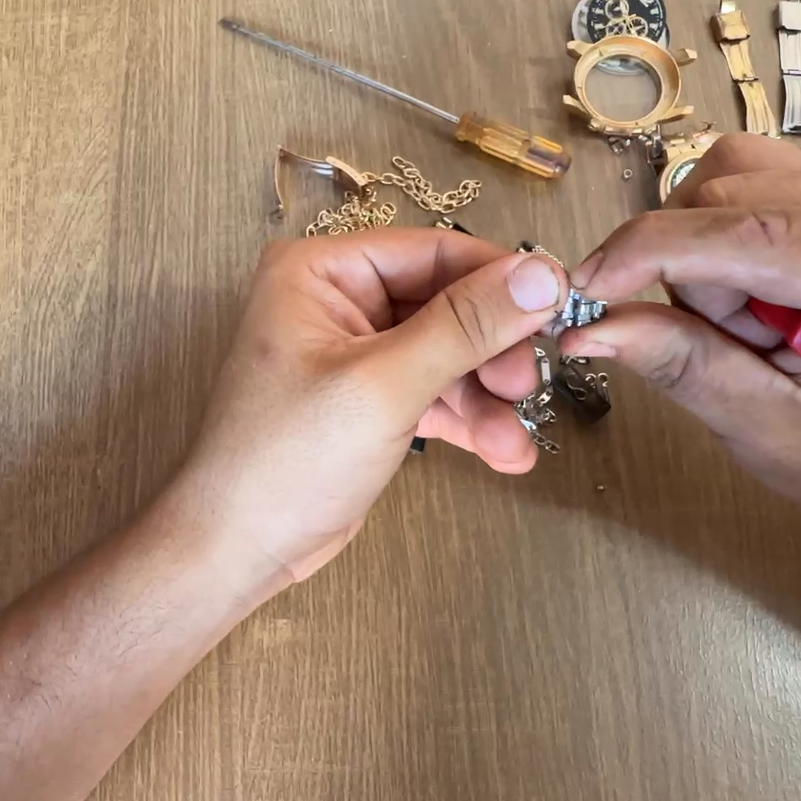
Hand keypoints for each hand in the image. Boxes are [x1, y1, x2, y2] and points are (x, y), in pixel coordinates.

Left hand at [170, 229, 567, 584]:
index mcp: (321, 272)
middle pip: (443, 304)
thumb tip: (544, 272)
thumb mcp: (385, 384)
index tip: (560, 306)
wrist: (240, 548)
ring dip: (484, 397)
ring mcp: (354, 354)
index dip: (499, 278)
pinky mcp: (368, 401)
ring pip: (444, 355)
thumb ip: (466, 326)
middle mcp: (337, 302)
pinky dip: (465, 421)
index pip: (430, 252)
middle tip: (527, 386)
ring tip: (515, 441)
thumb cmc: (293, 457)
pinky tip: (504, 453)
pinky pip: (429, 393)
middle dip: (491, 350)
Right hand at [560, 134, 800, 533]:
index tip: (584, 286)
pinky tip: (750, 283)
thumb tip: (585, 326)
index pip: (759, 229)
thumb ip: (684, 366)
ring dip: (705, 244)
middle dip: (692, 266)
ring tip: (742, 316)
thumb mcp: (769, 432)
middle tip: (717, 339)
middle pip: (742, 190)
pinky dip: (724, 227)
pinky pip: (764, 176)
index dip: (655, 248)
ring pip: (744, 173)